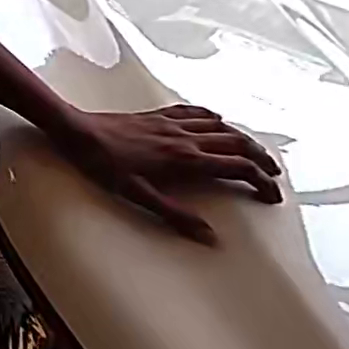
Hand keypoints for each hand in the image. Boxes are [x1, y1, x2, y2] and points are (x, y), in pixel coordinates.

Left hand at [50, 105, 281, 244]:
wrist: (75, 129)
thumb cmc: (101, 163)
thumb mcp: (135, 193)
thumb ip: (173, 214)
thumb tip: (210, 237)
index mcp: (184, 158)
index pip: (237, 167)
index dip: (261, 182)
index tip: (271, 197)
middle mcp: (183, 136)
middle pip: (236, 143)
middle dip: (261, 159)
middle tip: (273, 175)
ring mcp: (168, 122)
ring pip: (218, 125)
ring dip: (242, 137)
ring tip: (254, 151)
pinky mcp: (153, 114)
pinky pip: (191, 111)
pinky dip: (211, 116)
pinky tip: (215, 119)